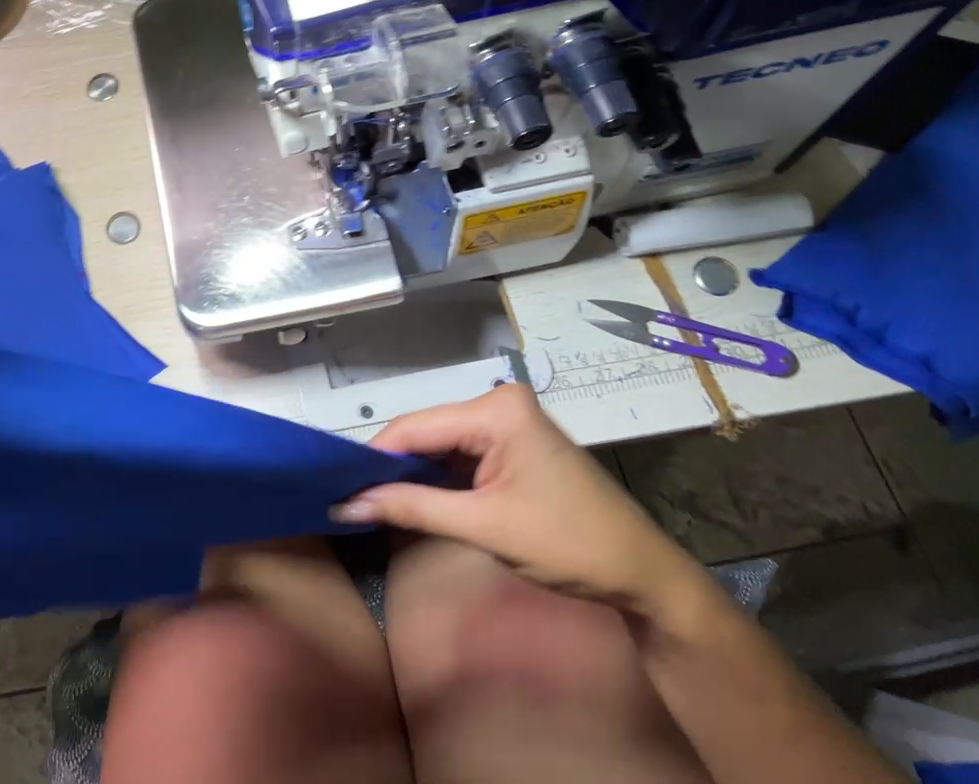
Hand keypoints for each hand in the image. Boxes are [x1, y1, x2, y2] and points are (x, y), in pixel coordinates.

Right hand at [334, 386, 708, 618]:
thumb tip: (344, 504)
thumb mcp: (483, 526)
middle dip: (390, 466)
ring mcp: (509, 423)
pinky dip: (436, 477)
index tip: (336, 486)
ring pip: (439, 444)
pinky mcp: (513, 444)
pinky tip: (412, 497)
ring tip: (372, 499)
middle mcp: (500, 404)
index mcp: (497, 410)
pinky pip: (460, 454)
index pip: (414, 426)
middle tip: (350, 497)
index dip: (372, 457)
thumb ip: (410, 508)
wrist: (642, 574)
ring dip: (411, 473)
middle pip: (425, 431)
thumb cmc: (569, 544)